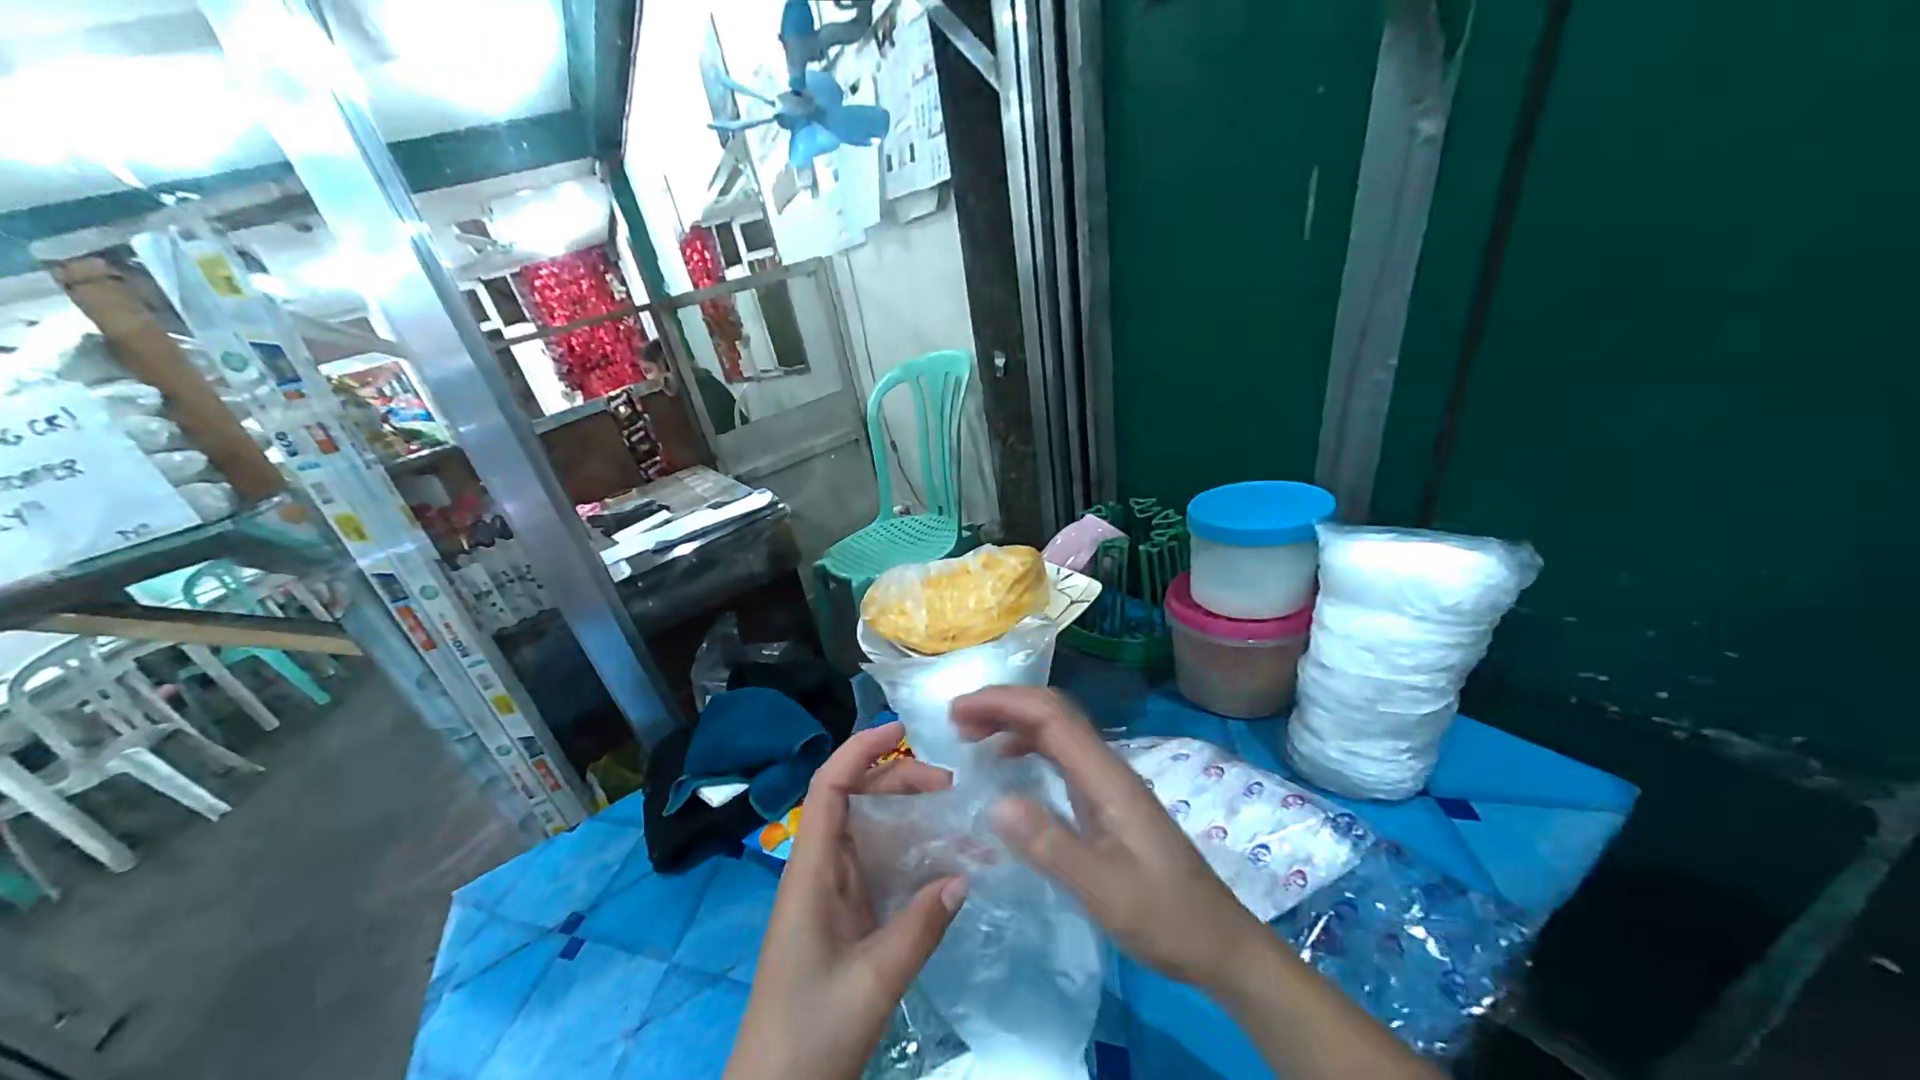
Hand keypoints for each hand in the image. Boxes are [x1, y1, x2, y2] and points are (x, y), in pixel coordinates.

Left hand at [726, 722, 968, 1079]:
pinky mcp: (844, 918)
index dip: (860, 750)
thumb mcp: (871, 983)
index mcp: (811, 872)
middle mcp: (819, 871)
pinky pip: (878, 867)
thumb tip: (964, 876)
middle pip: (853, 800)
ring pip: (869, 831)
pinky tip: (945, 863)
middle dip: (897, 779)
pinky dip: (910, 854)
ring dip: (908, 814)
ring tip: (956, 811)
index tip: (901, 728)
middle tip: (950, 783)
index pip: (829, 787)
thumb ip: (918, 929)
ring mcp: (831, 894)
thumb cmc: (808, 1033)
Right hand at [950, 687, 1266, 989]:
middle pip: (1053, 713)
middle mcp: (1108, 769)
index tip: (958, 711)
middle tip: (955, 719)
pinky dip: (1027, 746)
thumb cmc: (1165, 918)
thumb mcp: (1105, 891)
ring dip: (1012, 722)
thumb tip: (995, 802)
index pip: (1051, 716)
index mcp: (1107, 779)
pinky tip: (1007, 764)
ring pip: (1057, 731)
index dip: (1003, 703)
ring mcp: (1109, 783)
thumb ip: (1051, 846)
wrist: (1218, 941)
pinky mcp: (1107, 801)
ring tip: (970, 735)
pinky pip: (1061, 756)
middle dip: (1003, 704)